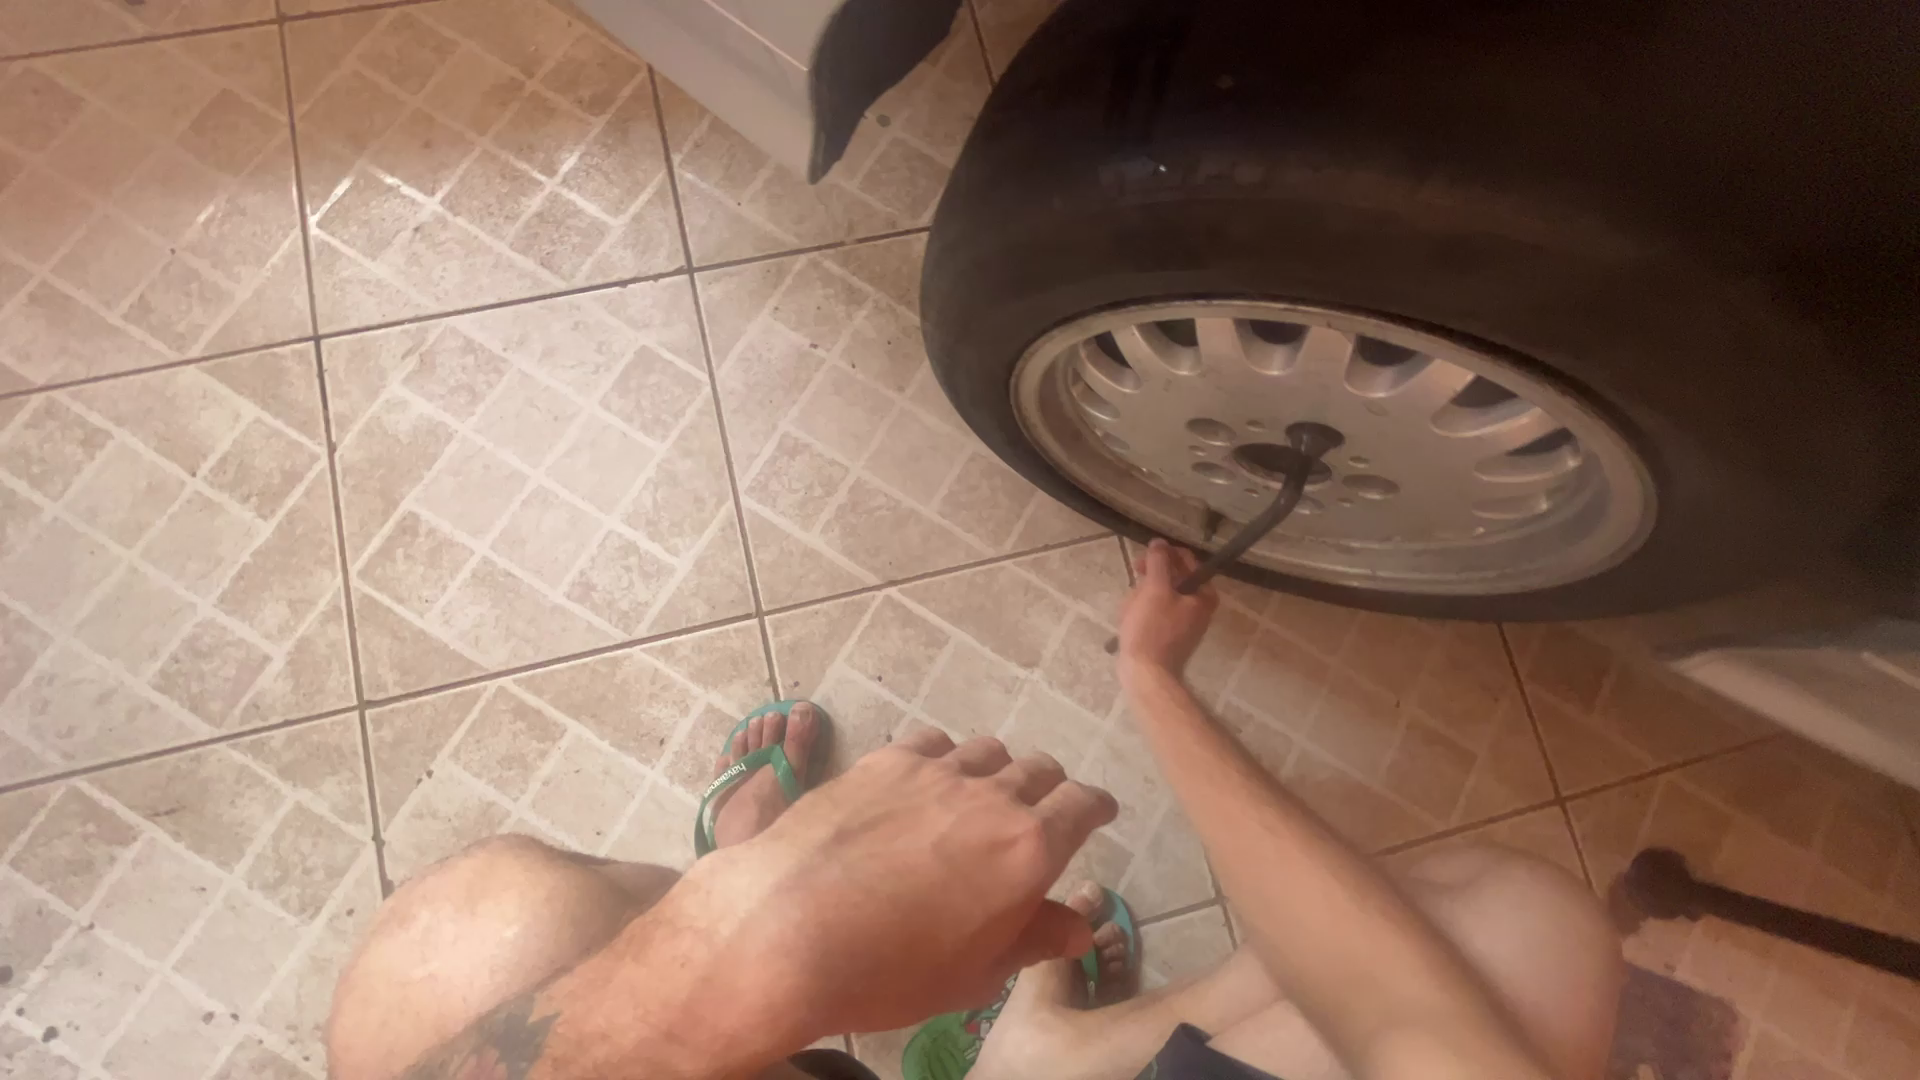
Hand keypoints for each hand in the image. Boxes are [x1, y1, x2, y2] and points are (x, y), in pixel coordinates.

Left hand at [678, 730, 1118, 1040]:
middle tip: (1036, 812)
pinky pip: (934, 743)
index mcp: (1028, 848)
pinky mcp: (889, 758)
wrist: (790, 926)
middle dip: (1048, 789)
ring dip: (995, 772)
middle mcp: (992, 796)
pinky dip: (944, 759)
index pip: (1082, 805)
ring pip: (988, 751)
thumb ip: (1034, 937)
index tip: (1097, 811)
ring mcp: (938, 770)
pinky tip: (925, 782)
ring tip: (977, 797)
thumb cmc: (891, 970)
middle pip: (1039, 770)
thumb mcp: (975, 972)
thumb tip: (1081, 924)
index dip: (1095, 806)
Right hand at [1118, 538, 1218, 675]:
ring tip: (1130, 607)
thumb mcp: (1155, 590)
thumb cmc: (1151, 629)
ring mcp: (1186, 622)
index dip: (1163, 555)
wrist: (1146, 673)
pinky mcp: (1171, 634)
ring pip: (1162, 594)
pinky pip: (1157, 611)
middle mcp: (1200, 607)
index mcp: (1204, 595)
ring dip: (1143, 594)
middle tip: (1134, 582)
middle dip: (1151, 578)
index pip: (1186, 560)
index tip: (1142, 562)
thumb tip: (1159, 543)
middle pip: (1174, 577)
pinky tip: (1130, 619)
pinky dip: (1143, 609)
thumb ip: (1159, 562)